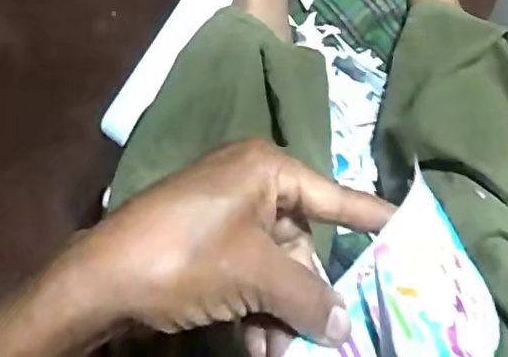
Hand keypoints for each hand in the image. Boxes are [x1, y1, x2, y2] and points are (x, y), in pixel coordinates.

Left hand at [0, 141, 394, 356]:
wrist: (104, 277)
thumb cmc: (189, 255)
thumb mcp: (253, 275)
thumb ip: (305, 295)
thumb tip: (344, 322)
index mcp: (267, 168)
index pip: (330, 193)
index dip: (368, 213)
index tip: (403, 223)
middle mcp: (251, 181)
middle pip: (302, 239)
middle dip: (312, 291)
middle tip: (329, 335)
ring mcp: (227, 210)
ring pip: (275, 263)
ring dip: (283, 309)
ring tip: (282, 350)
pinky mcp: (208, 240)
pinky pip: (249, 270)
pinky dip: (257, 307)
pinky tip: (259, 343)